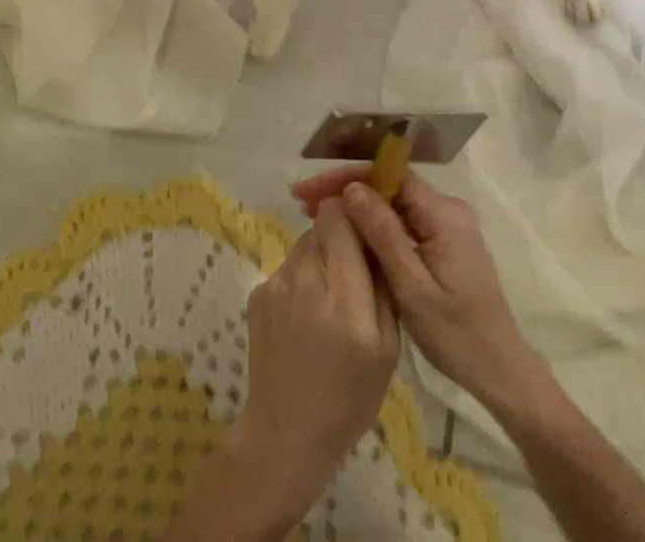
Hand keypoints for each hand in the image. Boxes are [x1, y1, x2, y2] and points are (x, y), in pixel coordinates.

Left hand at [161, 198, 400, 541]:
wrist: (288, 431)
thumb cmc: (349, 396)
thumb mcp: (388, 347)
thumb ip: (383, 286)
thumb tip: (379, 239)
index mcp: (343, 294)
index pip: (339, 216)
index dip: (356, 214)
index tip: (371, 229)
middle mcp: (304, 278)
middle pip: (321, 225)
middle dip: (342, 236)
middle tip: (357, 269)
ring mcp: (274, 285)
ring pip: (304, 245)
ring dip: (322, 257)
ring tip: (333, 298)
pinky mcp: (257, 295)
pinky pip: (288, 269)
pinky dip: (303, 279)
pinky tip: (308, 315)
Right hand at [292, 167, 537, 410]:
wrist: (498, 369)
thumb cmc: (456, 334)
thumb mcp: (411, 286)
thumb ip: (383, 234)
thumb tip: (352, 189)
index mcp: (445, 215)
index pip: (389, 176)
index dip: (346, 177)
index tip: (308, 191)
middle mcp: (449, 212)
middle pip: (390, 186)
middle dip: (344, 190)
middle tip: (301, 203)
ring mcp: (448, 228)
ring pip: (394, 205)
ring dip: (355, 208)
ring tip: (313, 217)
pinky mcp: (444, 245)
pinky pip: (403, 224)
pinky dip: (372, 227)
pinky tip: (345, 237)